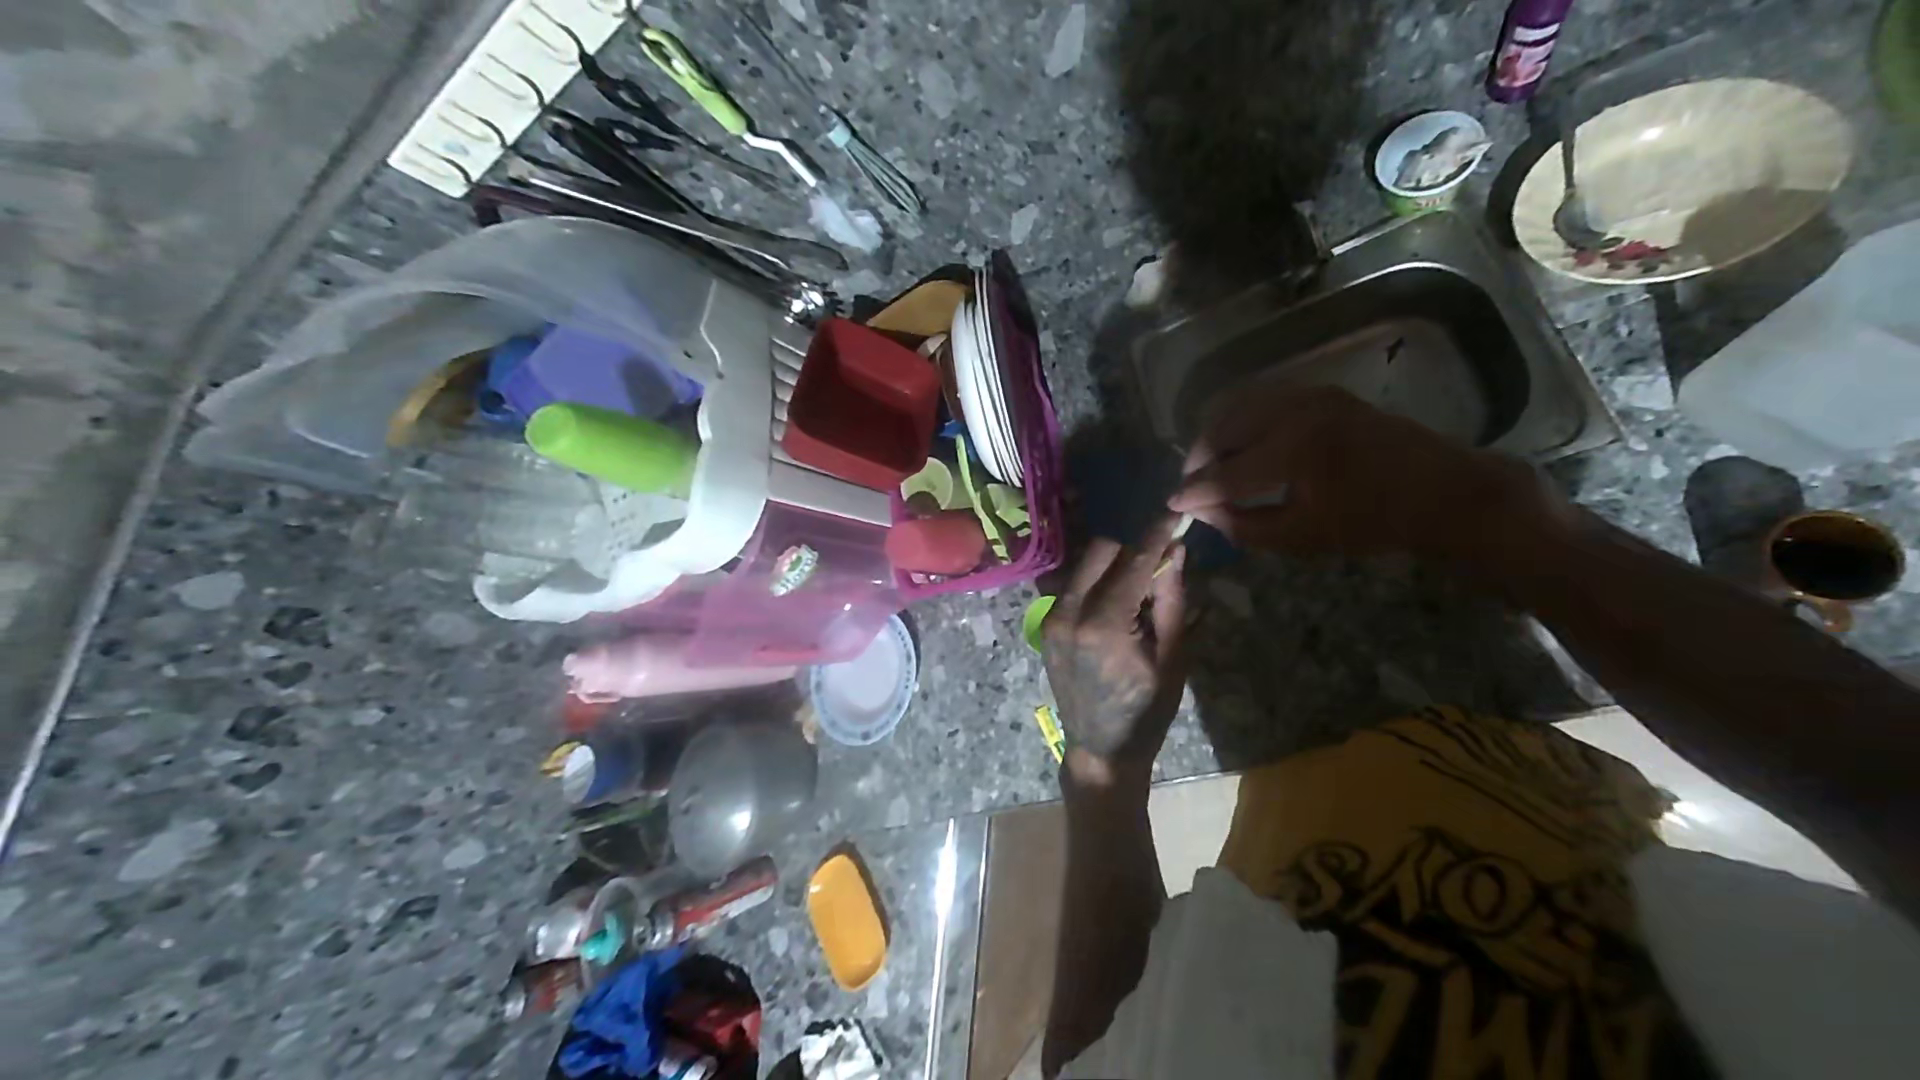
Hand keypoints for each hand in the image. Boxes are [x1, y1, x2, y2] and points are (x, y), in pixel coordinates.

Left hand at [1041, 514, 1188, 786]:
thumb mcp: (1172, 658)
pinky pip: (1073, 583)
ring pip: (1084, 564)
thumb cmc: (1147, 711)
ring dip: (1113, 556)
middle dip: (1132, 540)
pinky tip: (1119, 581)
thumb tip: (1175, 550)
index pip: (1133, 561)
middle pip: (1100, 551)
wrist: (1101, 748)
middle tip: (1159, 539)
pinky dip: (1097, 575)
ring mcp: (1052, 617)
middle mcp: (1069, 612)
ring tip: (1143, 561)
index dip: (1156, 533)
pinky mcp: (1047, 623)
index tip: (1174, 510)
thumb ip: (1171, 599)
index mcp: (1103, 624)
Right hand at [1167, 385, 1562, 561]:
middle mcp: (1296, 412)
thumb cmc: (1372, 522)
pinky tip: (1240, 444)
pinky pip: (1260, 399)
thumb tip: (1201, 511)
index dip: (1194, 492)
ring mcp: (1308, 394)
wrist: (1441, 490)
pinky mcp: (1318, 391)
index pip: (1225, 473)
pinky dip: (1240, 420)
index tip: (1172, 504)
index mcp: (1296, 452)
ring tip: (1212, 465)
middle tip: (1193, 486)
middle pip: (1222, 429)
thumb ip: (1242, 524)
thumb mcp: (1302, 537)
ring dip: (1216, 436)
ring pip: (1236, 407)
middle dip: (1199, 459)